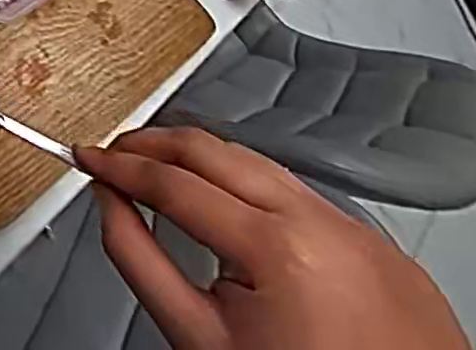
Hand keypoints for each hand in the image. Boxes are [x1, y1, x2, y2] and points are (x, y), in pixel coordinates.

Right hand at [78, 128, 467, 349]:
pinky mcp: (390, 256)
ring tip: (158, 172)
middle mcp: (331, 231)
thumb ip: (134, 255)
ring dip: (196, 159)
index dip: (115, 164)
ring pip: (254, 163)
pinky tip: (221, 205)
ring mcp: (368, 241)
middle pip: (211, 150)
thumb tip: (106, 199)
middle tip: (112, 155)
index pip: (170, 180)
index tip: (85, 158)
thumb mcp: (196, 335)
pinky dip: (245, 186)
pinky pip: (299, 195)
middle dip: (149, 145)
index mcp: (282, 250)